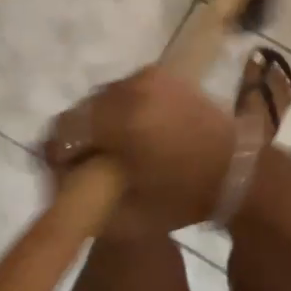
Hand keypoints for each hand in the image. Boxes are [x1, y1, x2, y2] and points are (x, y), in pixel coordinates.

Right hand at [41, 66, 237, 236]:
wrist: (238, 169)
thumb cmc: (183, 198)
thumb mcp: (125, 217)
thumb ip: (79, 201)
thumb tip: (52, 182)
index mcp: (117, 123)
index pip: (61, 131)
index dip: (56, 155)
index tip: (65, 175)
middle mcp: (128, 90)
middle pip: (80, 112)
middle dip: (79, 138)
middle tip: (92, 164)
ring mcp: (146, 76)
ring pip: (101, 98)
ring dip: (101, 121)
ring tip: (117, 147)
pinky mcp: (161, 72)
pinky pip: (125, 89)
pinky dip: (123, 108)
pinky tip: (137, 130)